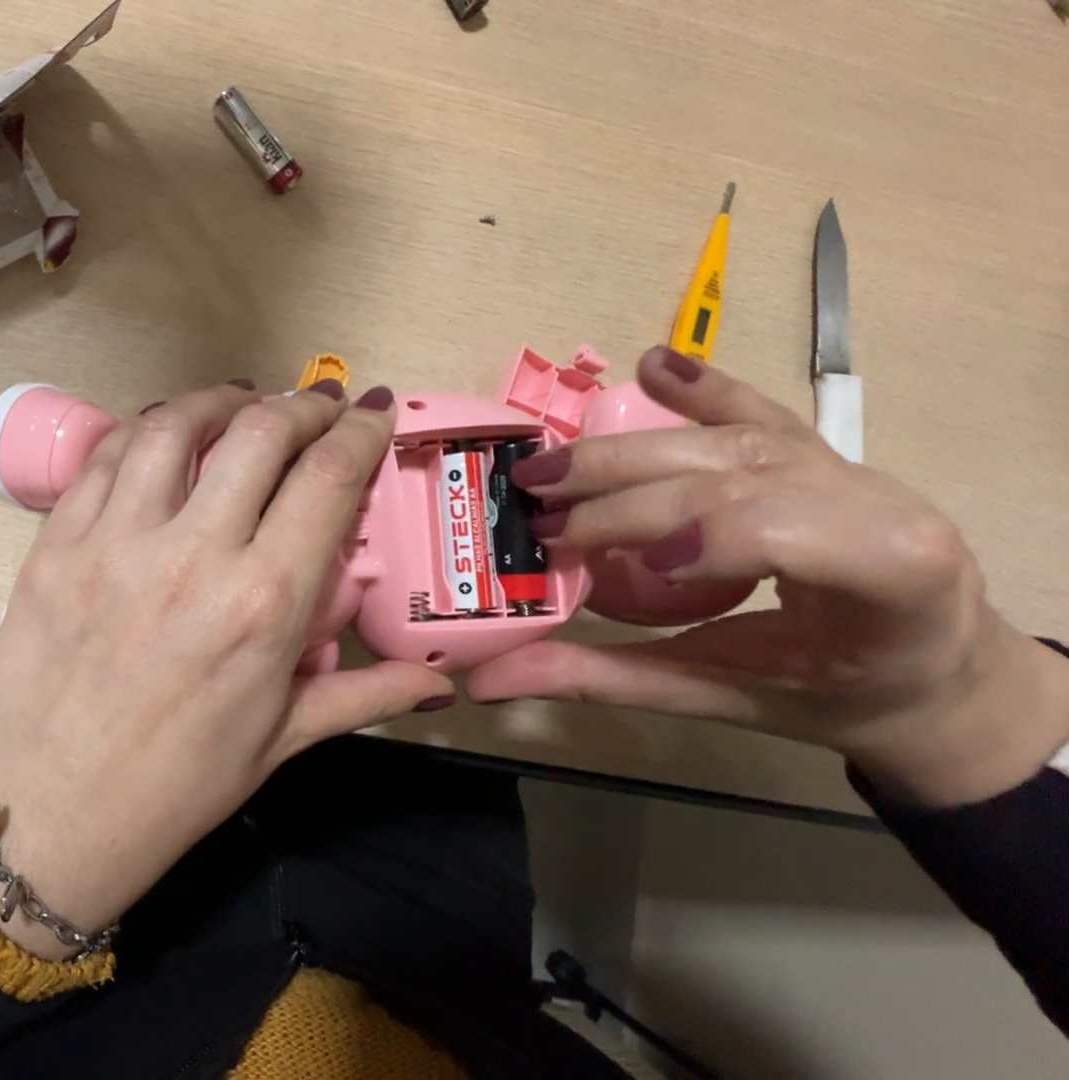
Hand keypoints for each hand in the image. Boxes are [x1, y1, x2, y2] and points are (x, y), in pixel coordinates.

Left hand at [0, 380, 454, 957]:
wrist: (47, 815)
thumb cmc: (172, 790)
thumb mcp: (276, 744)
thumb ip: (362, 696)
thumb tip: (439, 681)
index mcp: (262, 606)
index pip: (328, 481)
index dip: (361, 432)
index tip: (372, 413)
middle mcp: (191, 557)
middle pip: (259, 433)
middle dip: (300, 406)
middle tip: (313, 409)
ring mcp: (112, 544)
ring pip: (171, 427)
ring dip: (217, 401)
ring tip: (239, 404)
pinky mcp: (54, 546)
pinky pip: (101, 459)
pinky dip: (140, 431)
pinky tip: (159, 435)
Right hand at [468, 347, 1068, 808]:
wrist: (932, 665)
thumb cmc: (835, 694)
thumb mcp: (722, 700)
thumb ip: (607, 681)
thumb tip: (489, 682)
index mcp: (890, 575)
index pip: (787, 531)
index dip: (700, 533)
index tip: (603, 560)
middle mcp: (875, 502)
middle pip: (731, 475)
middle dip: (621, 490)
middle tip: (536, 515)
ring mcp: (844, 468)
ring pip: (725, 441)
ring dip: (625, 450)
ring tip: (547, 469)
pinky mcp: (815, 452)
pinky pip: (757, 411)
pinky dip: (703, 386)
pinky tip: (653, 365)